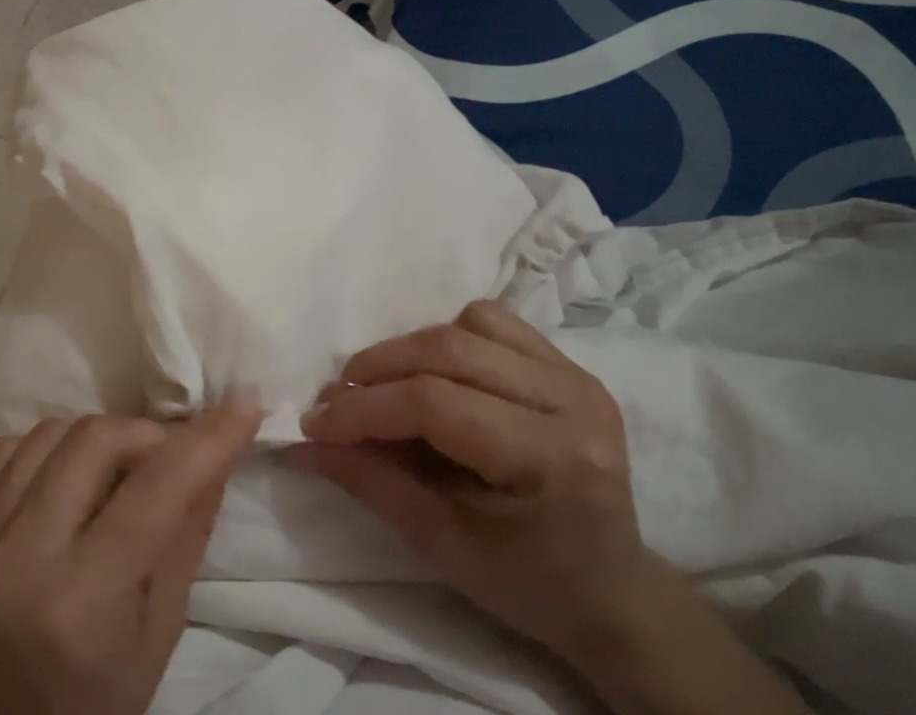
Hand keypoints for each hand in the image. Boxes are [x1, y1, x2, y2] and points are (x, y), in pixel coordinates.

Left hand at [0, 401, 262, 714]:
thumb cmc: (92, 704)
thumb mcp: (158, 637)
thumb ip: (186, 540)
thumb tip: (216, 459)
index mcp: (82, 599)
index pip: (155, 490)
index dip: (207, 439)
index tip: (243, 408)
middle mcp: (21, 555)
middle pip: (96, 440)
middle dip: (151, 435)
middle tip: (176, 459)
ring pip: (51, 432)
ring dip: (102, 438)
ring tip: (123, 472)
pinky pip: (8, 450)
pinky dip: (51, 448)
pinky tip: (71, 478)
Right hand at [297, 302, 809, 714]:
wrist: (610, 591)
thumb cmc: (527, 583)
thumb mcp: (441, 545)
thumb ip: (372, 483)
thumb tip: (305, 441)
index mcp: (552, 457)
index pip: (436, 404)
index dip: (364, 408)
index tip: (314, 425)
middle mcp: (573, 400)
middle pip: (449, 350)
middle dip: (376, 370)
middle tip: (335, 402)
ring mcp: (578, 376)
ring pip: (470, 324)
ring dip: (410, 350)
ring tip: (383, 390)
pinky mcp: (572, 366)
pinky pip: (495, 324)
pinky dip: (449, 341)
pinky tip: (434, 379)